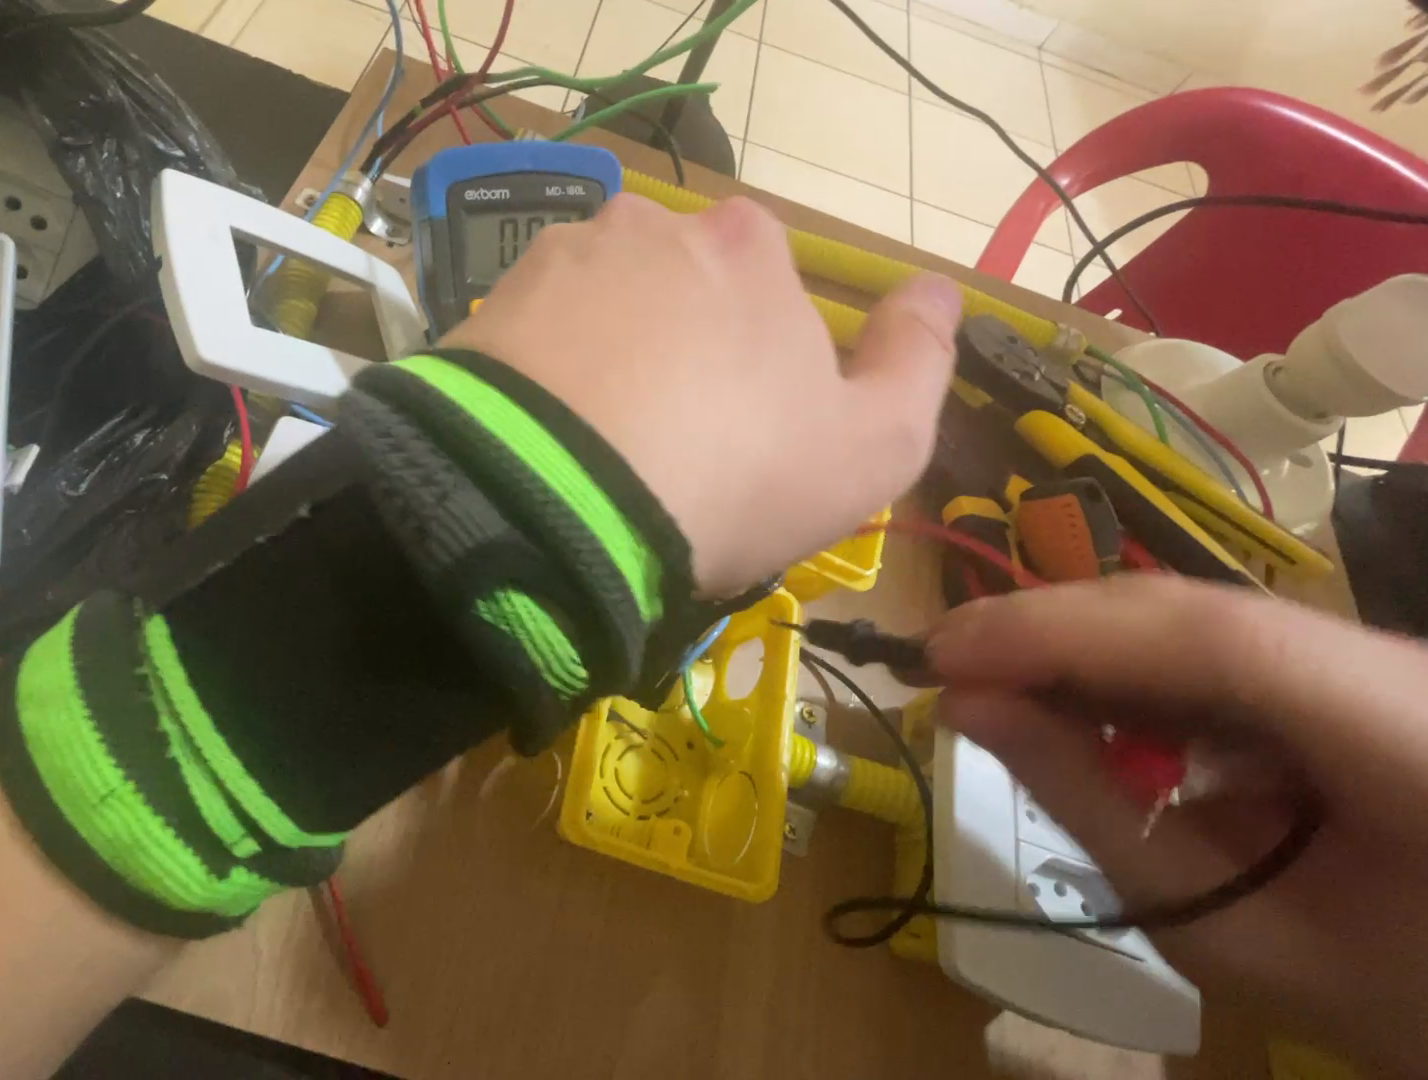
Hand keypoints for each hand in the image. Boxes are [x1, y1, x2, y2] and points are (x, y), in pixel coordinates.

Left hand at [443, 193, 961, 594]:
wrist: (564, 504)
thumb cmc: (734, 477)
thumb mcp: (871, 446)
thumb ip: (916, 362)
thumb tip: (936, 292)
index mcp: (749, 248)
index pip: (764, 292)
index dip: (756, 365)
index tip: (734, 436)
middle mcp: (652, 227)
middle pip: (676, 294)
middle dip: (676, 355)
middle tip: (659, 447)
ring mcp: (561, 259)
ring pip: (600, 310)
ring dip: (604, 361)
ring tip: (594, 446)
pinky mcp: (490, 304)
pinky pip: (531, 335)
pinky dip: (541, 374)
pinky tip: (540, 431)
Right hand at [928, 574, 1427, 1079]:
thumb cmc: (1402, 1003)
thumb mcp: (1238, 935)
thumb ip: (1090, 810)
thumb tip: (965, 706)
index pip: (1219, 644)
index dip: (1060, 632)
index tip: (940, 656)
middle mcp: (1420, 671)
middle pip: (1196, 611)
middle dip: (1047, 627)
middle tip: (936, 658)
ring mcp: (1394, 659)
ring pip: (1196, 618)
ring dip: (1074, 644)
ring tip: (981, 676)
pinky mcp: (1360, 667)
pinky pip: (1216, 646)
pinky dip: (1121, 667)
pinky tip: (1071, 700)